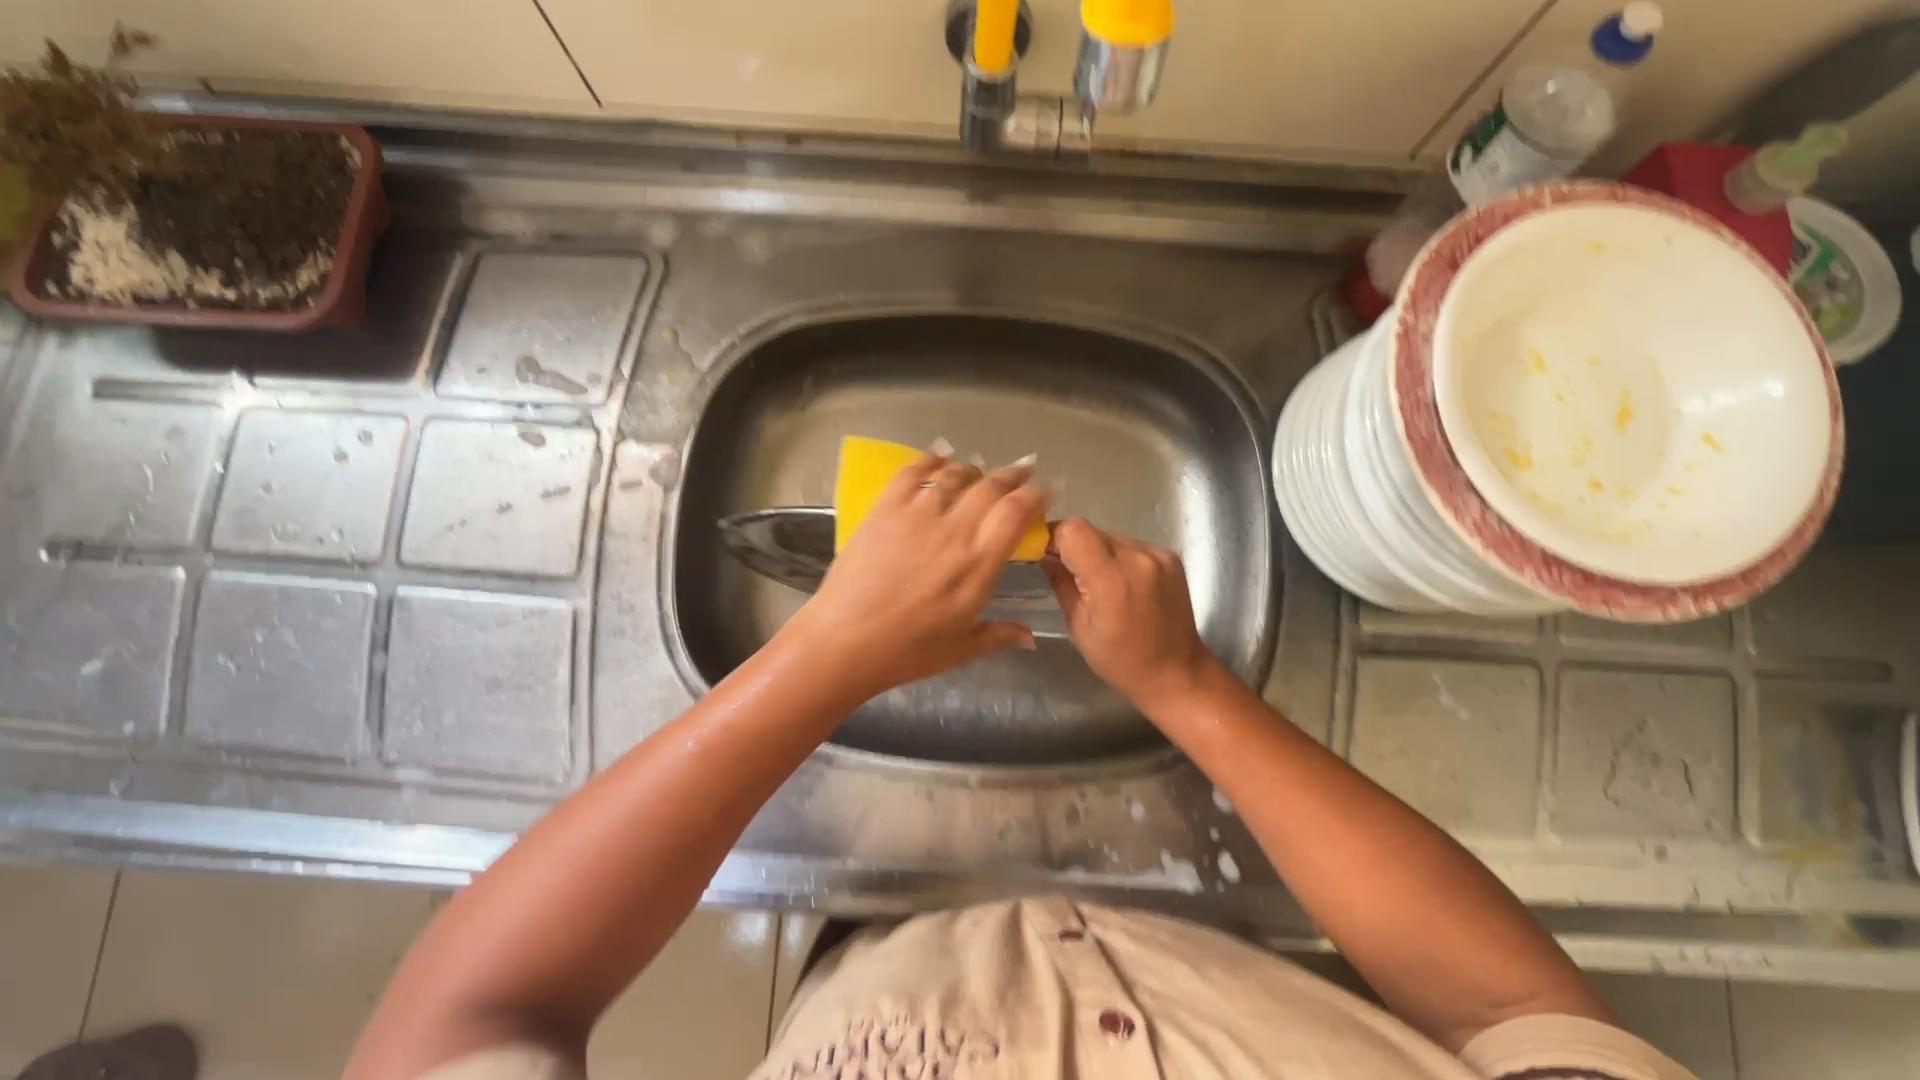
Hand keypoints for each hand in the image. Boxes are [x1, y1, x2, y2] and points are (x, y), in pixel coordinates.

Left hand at [780, 452, 1051, 701]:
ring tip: (979, 470)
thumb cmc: (907, 651)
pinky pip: (912, 472)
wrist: (844, 641)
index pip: (1016, 514)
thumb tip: (1030, 638)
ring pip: (954, 475)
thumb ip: (999, 636)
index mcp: (979, 563)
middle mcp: (954, 530)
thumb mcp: (960, 649)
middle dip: (1013, 475)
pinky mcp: (885, 509)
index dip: (1035, 496)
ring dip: (973, 469)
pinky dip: (930, 460)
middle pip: (991, 487)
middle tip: (1022, 470)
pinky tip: (938, 455)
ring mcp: (917, 515)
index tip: (1045, 490)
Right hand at [1043, 518, 1219, 707]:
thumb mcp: (1079, 627)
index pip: (1073, 530)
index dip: (1055, 538)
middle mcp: (1138, 559)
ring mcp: (1158, 555)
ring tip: (1100, 583)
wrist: (1177, 672)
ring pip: (1111, 536)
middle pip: (1092, 530)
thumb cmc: (1121, 660)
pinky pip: (1132, 545)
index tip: (1048, 555)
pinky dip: (1120, 557)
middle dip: (1075, 546)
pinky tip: (1123, 584)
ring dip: (1098, 552)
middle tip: (1070, 572)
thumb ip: (1062, 584)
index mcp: (1111, 580)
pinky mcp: (1170, 557)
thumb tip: (1046, 557)